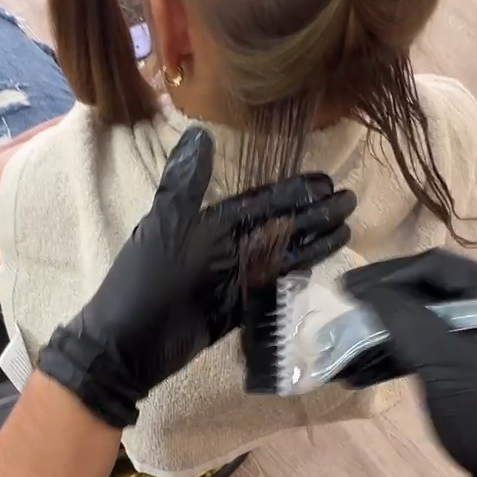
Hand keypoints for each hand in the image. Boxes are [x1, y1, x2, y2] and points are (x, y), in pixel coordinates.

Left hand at [38, 127, 355, 426]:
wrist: (127, 344)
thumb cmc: (144, 282)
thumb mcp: (165, 225)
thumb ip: (186, 184)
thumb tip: (200, 133)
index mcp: (210, 223)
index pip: (262, 201)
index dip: (293, 191)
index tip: (327, 182)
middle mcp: (223, 248)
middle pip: (277, 228)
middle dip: (312, 216)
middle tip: (350, 204)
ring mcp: (229, 281)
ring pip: (278, 258)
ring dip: (310, 244)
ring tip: (345, 231)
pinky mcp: (231, 312)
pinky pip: (268, 291)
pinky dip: (291, 280)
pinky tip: (317, 268)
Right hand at [341, 250, 476, 476]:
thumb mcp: (442, 366)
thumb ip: (406, 322)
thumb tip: (367, 291)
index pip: (437, 266)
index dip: (386, 274)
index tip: (345, 287)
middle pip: (430, 292)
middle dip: (382, 307)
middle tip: (342, 313)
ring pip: (428, 323)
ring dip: (386, 337)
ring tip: (345, 354)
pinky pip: (434, 349)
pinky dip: (401, 358)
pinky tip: (364, 375)